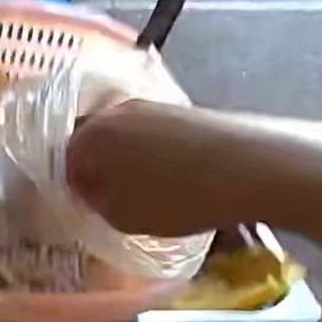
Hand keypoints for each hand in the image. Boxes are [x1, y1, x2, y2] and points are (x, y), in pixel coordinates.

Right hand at [66, 100, 321, 236]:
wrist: (260, 167)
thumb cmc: (179, 197)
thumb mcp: (121, 216)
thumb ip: (93, 201)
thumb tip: (86, 188)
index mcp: (92, 134)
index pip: (61, 159)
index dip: (68, 186)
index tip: (81, 207)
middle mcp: (117, 110)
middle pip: (89, 141)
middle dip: (93, 169)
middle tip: (105, 200)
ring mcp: (153, 106)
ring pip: (120, 136)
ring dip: (122, 162)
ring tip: (139, 192)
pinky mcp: (183, 111)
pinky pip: (148, 135)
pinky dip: (149, 156)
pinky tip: (167, 178)